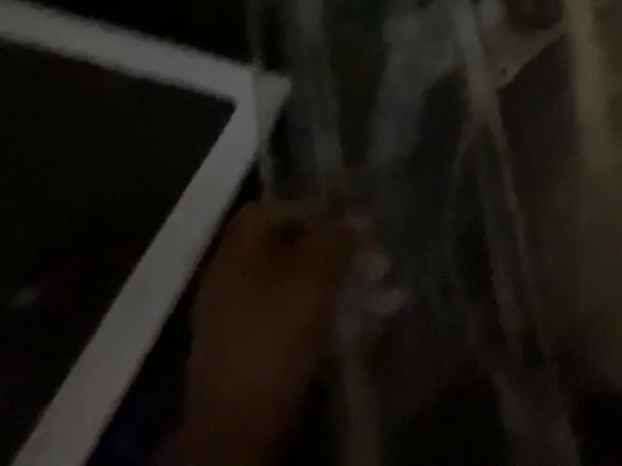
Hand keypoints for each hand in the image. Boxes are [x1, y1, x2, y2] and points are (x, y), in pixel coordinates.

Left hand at [176, 201, 356, 465]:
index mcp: (238, 254)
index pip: (268, 210)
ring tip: (384, 283)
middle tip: (376, 253)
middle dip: (339, 246)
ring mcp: (246, 313)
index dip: (309, 206)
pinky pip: (301, 312)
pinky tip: (373, 314)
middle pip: (291, 246)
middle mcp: (236, 278)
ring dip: (346, 278)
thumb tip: (354, 218)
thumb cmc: (276, 330)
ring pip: (302, 281)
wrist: (242, 415)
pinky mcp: (261, 343)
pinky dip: (335, 308)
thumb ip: (336, 237)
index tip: (348, 217)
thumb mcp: (314, 274)